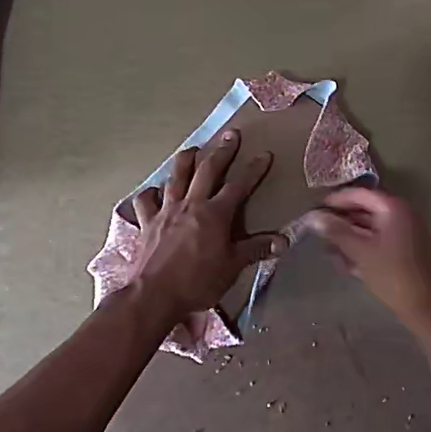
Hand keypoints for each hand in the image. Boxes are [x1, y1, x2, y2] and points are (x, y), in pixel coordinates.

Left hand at [125, 130, 284, 329]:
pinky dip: (151, 193)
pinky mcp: (147, 223)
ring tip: (192, 149)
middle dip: (222, 151)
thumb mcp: (233, 266)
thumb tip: (283, 241)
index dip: (254, 169)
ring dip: (185, 160)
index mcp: (215, 214)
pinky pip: (146, 201)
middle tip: (231, 135)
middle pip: (207, 170)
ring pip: (176, 177)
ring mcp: (166, 212)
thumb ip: (256, 249)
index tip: (264, 154)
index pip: (239, 185)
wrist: (153, 296)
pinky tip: (155, 190)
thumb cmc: (198, 281)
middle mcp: (191, 205)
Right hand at [303, 187, 430, 326]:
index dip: (336, 199)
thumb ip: (337, 232)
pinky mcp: (406, 250)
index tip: (314, 208)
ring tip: (326, 248)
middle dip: (341, 221)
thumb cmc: (392, 274)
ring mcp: (406, 232)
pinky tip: (344, 261)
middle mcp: (402, 214)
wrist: (425, 305)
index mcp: (394, 208)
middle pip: (365, 210)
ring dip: (349, 236)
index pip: (360, 194)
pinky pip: (379, 241)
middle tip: (317, 230)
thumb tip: (314, 216)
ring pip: (371, 228)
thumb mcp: (361, 252)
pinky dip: (363, 248)